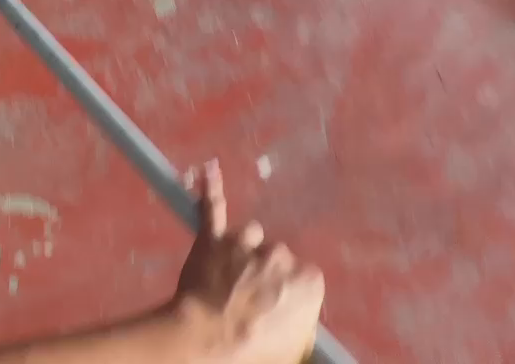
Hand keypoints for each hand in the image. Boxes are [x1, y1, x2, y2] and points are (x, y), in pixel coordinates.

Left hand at [171, 161, 324, 363]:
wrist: (209, 335)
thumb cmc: (254, 349)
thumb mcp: (294, 345)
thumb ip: (300, 318)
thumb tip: (297, 311)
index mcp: (306, 284)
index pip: (306, 278)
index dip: (289, 290)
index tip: (278, 303)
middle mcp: (278, 257)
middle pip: (277, 256)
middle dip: (266, 271)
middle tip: (250, 294)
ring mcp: (244, 243)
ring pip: (250, 235)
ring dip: (243, 247)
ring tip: (229, 271)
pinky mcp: (213, 237)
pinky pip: (212, 206)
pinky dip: (209, 187)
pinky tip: (208, 168)